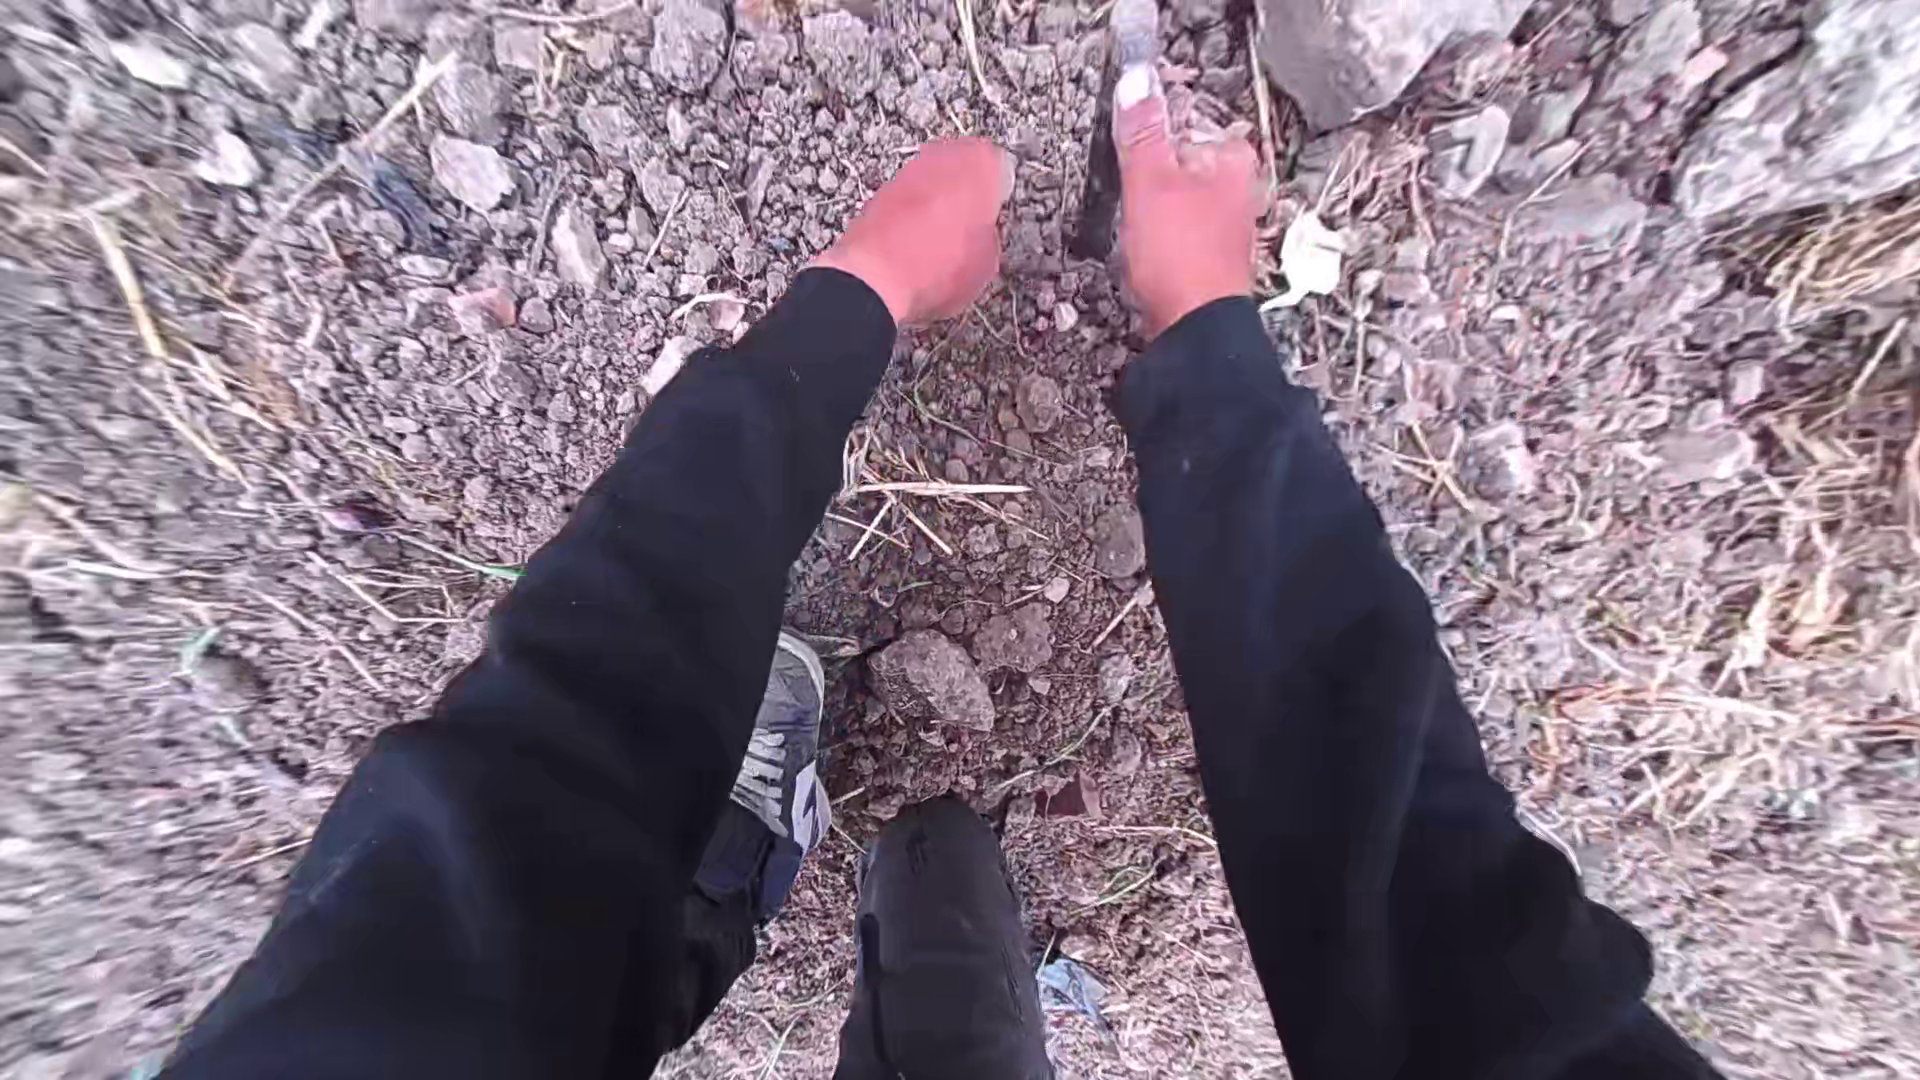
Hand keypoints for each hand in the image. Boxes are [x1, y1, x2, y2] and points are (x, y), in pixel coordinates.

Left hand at [812, 137, 1012, 326]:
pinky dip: (912, 221)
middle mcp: (943, 156)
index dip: (999, 199)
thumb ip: (991, 238)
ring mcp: (908, 171)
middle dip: (967, 197)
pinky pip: (908, 203)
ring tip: (941, 248)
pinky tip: (915, 251)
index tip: (996, 219)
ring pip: (933, 185)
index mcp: (981, 164)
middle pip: (964, 171)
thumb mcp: (986, 264)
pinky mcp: (881, 192)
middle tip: (971, 233)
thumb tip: (984, 239)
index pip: (1001, 168)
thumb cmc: (936, 268)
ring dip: (938, 208)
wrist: (876, 278)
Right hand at [1112, 66, 1259, 337]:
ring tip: (1145, 251)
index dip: (1145, 161)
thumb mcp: (1148, 184)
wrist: (1193, 327)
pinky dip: (1162, 255)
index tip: (1132, 183)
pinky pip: (1179, 246)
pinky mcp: (1214, 264)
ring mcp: (1229, 232)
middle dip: (1149, 198)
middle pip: (1177, 177)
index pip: (1178, 136)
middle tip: (1137, 222)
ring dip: (1152, 230)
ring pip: (1176, 214)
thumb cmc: (1180, 259)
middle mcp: (1241, 194)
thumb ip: (1141, 134)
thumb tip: (1134, 84)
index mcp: (1233, 161)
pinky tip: (1153, 270)